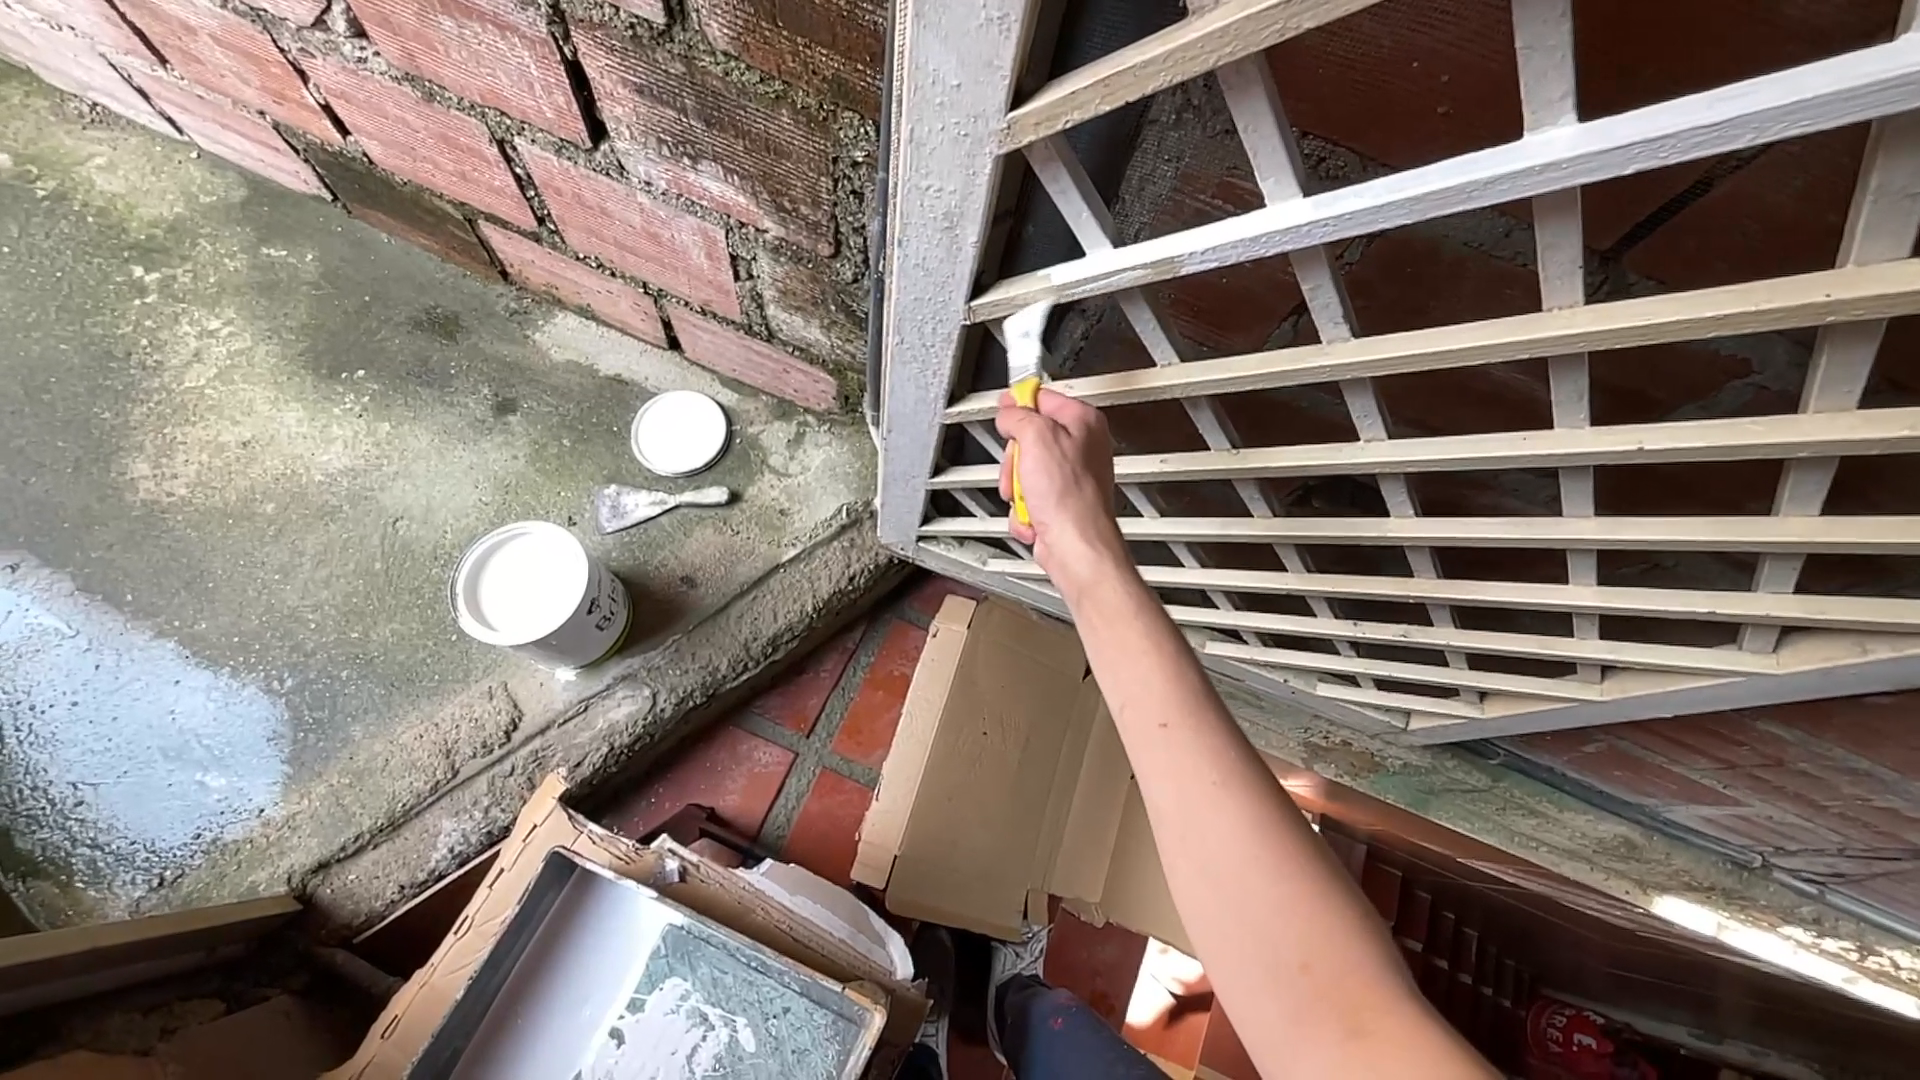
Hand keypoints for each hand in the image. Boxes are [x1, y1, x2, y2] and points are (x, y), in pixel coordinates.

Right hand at [996, 388, 1126, 587]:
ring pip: (1022, 471)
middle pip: (1027, 438)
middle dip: (1014, 459)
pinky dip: (1023, 509)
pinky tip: (1034, 514)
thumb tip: (1009, 412)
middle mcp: (1080, 448)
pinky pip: (1026, 497)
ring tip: (1028, 496)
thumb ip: (1019, 416)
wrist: (1075, 545)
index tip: (1005, 406)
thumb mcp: (1036, 438)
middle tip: (1020, 468)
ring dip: (1015, 487)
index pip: (1043, 398)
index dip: (1019, 401)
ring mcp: (1068, 477)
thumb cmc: (1070, 498)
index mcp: (1082, 422)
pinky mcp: (1057, 502)